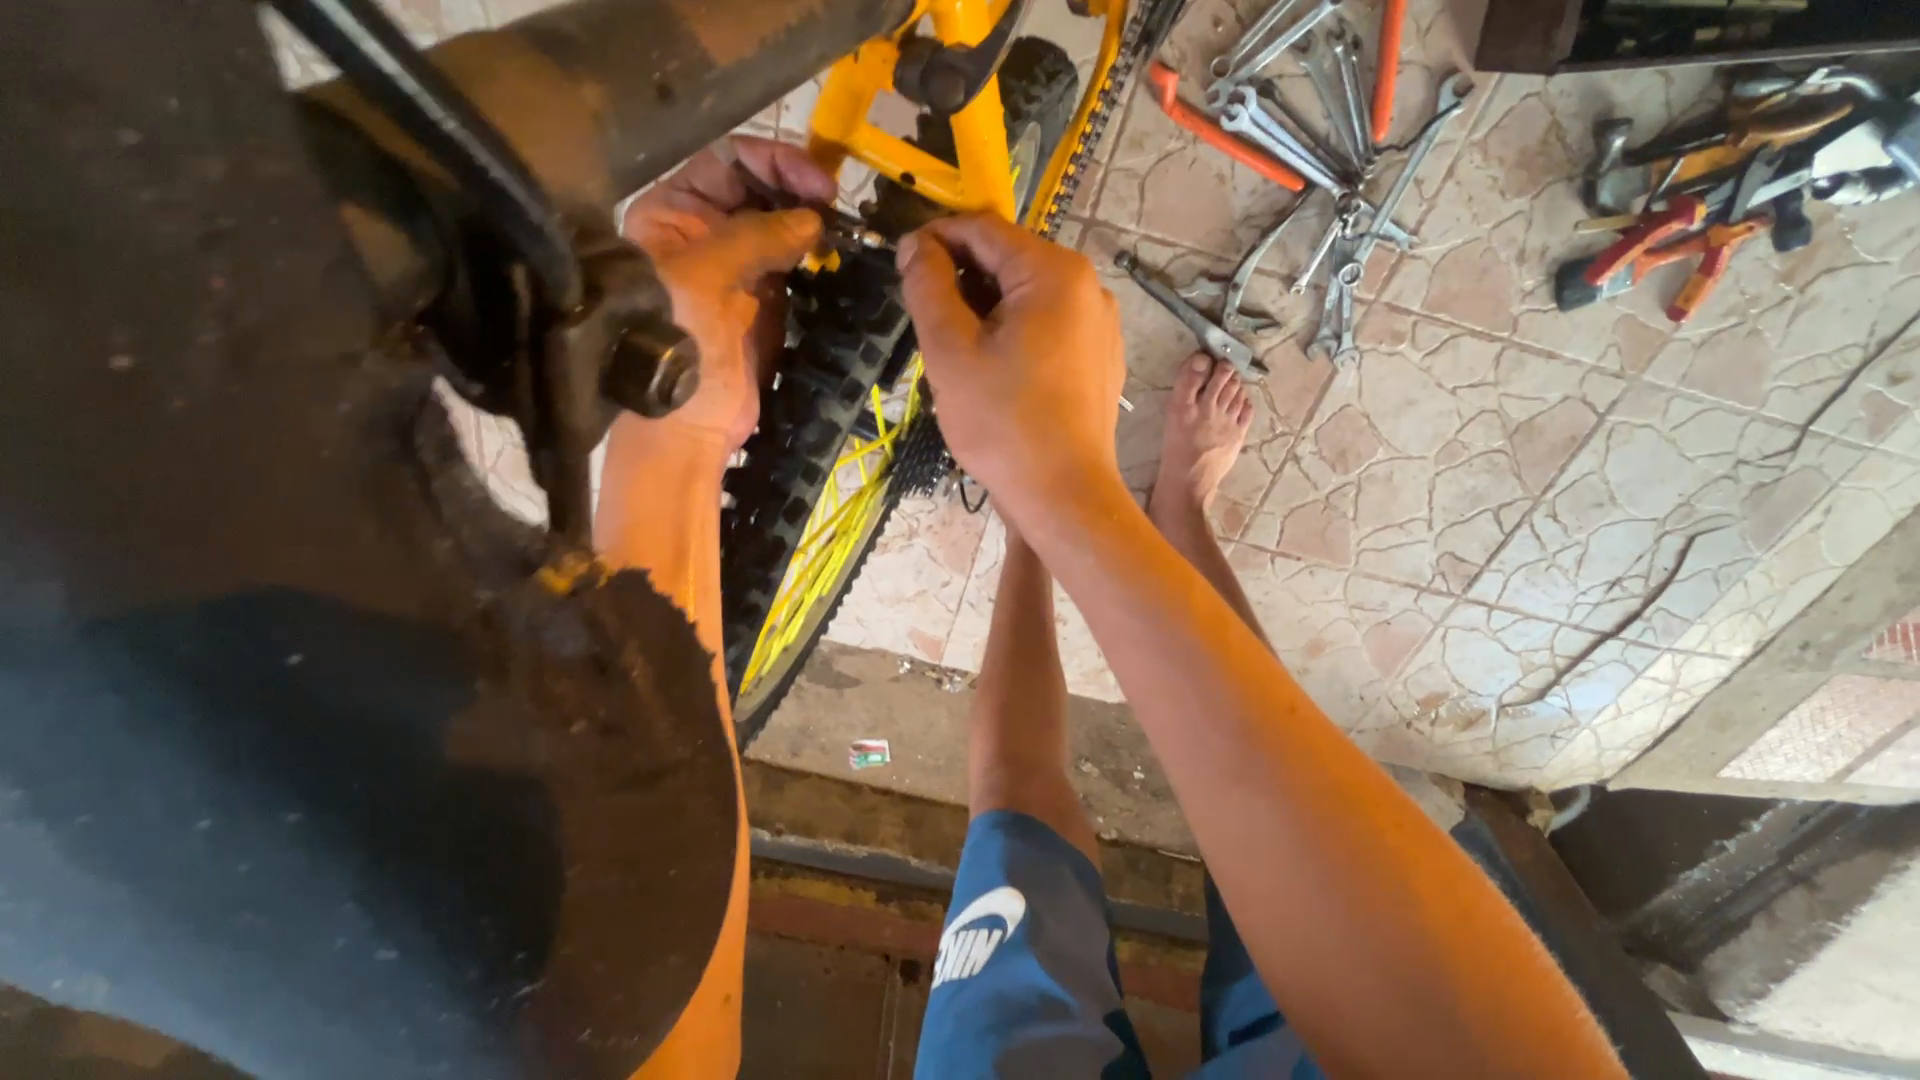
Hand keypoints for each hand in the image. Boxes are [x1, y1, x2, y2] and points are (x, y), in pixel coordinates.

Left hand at [620, 136, 836, 453]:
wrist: (685, 425)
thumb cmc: (675, 342)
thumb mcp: (706, 276)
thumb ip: (757, 237)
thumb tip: (813, 220)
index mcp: (673, 215)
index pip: (726, 163)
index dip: (774, 162)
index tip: (818, 181)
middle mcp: (704, 234)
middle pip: (758, 190)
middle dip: (797, 189)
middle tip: (836, 203)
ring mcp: (737, 270)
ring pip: (781, 227)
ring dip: (811, 223)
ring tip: (841, 229)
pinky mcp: (765, 304)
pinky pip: (795, 267)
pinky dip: (817, 259)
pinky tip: (836, 256)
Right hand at [895, 214, 1127, 512]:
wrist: (1064, 495)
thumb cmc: (1003, 423)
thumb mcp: (950, 351)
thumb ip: (928, 287)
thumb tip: (916, 245)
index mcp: (1055, 272)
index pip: (984, 228)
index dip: (936, 238)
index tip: (900, 263)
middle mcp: (1088, 287)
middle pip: (1010, 261)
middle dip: (962, 279)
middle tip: (925, 318)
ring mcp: (1101, 324)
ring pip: (1028, 296)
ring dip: (986, 309)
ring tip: (956, 350)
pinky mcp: (1101, 358)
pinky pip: (1049, 327)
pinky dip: (1015, 333)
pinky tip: (995, 371)